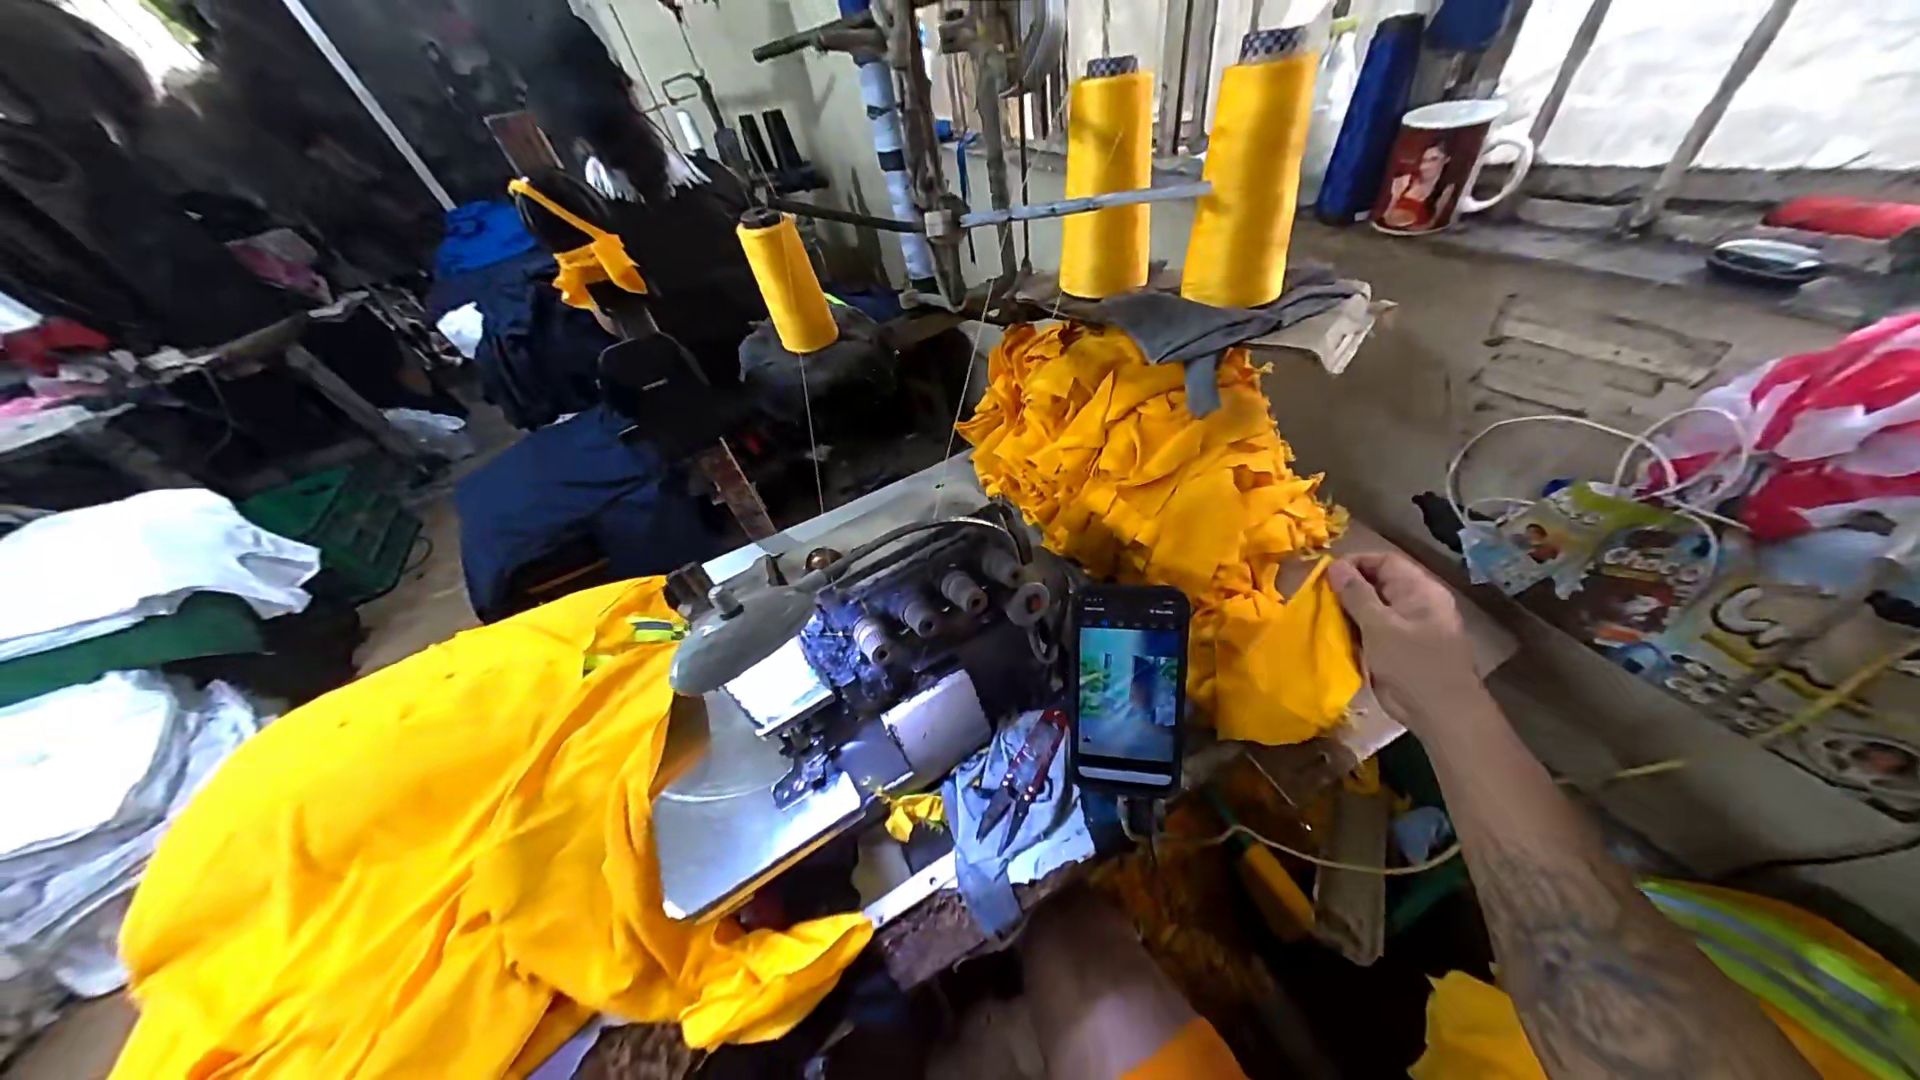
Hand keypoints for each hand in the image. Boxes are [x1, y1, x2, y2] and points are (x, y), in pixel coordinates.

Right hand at [1328, 552, 1485, 736]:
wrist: (1440, 712)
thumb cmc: (1412, 664)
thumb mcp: (1379, 626)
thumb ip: (1356, 594)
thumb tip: (1335, 566)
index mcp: (1420, 590)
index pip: (1384, 561)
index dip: (1354, 563)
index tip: (1325, 575)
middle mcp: (1415, 602)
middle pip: (1376, 582)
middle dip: (1347, 587)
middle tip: (1319, 597)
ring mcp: (1407, 625)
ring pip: (1371, 606)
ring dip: (1347, 609)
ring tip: (1323, 615)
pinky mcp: (1397, 645)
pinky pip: (1371, 627)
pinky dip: (1353, 627)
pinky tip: (1335, 634)